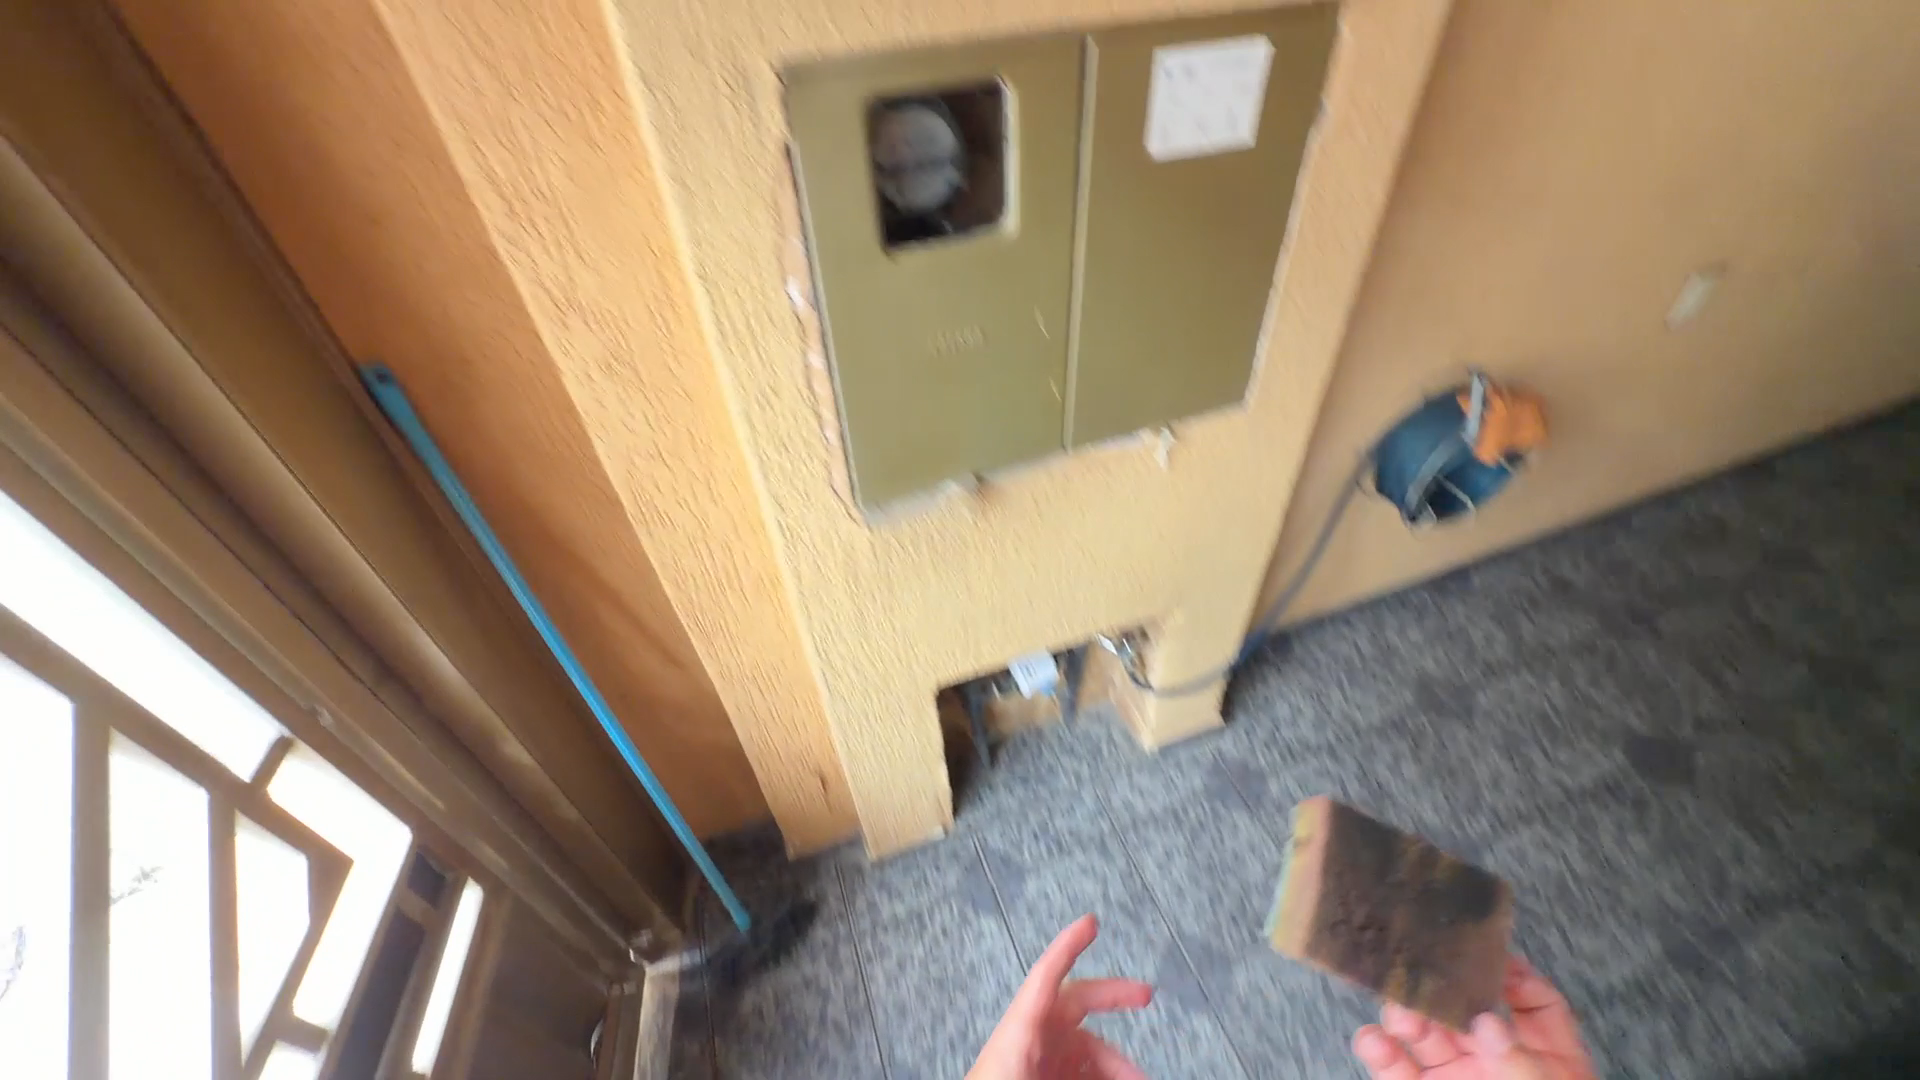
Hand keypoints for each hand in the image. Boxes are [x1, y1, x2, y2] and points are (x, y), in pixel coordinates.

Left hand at [967, 915, 1154, 1079]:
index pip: (1047, 974)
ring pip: (1082, 1045)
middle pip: (1076, 1004)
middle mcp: (1029, 1035)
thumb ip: (1084, 1066)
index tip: (1091, 922)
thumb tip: (1128, 1072)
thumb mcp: (1039, 1072)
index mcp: (1022, 1028)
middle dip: (1112, 998)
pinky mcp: (1036, 1073)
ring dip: (1113, 1062)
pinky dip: (1096, 1074)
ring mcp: (1033, 1056)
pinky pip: (1074, 1067)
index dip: (1069, 944)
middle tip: (1146, 995)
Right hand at [1351, 956, 1595, 1078]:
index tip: (1479, 950)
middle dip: (1439, 989)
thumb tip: (1484, 1019)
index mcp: (1549, 1064)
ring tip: (1401, 1014)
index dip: (1510, 972)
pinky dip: (1380, 1052)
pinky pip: (1395, 1070)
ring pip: (1423, 1032)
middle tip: (1419, 975)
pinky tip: (1375, 1042)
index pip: (1532, 1002)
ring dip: (1406, 1015)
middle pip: (1464, 1008)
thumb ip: (1520, 1067)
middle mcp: (1496, 1066)